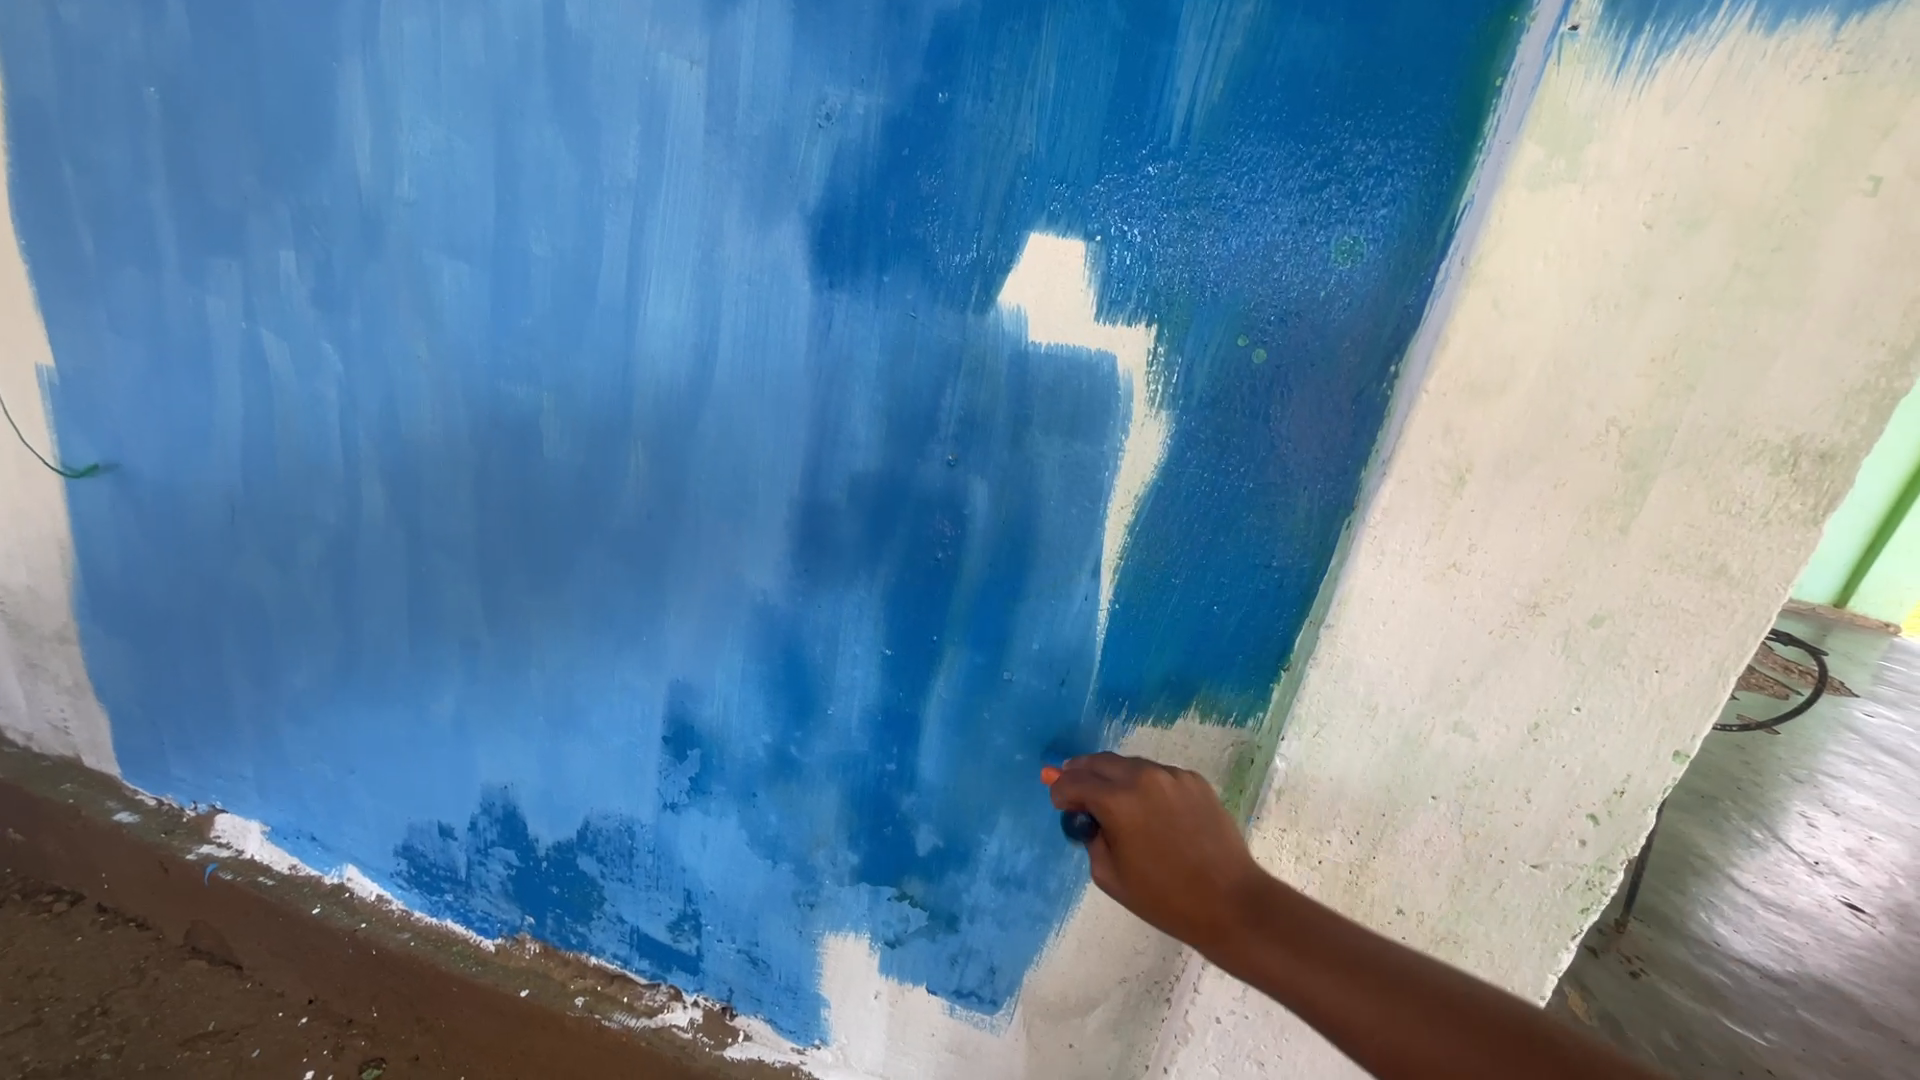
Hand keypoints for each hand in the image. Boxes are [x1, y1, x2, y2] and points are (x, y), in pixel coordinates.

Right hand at [1044, 753, 1265, 952]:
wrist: (1230, 902)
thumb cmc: (1164, 897)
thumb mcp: (1110, 875)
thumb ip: (1090, 838)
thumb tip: (1088, 818)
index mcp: (1117, 800)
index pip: (1073, 781)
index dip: (1059, 791)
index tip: (1059, 804)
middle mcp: (1142, 776)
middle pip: (1099, 762)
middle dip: (1081, 773)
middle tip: (1072, 787)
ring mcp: (1172, 775)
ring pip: (1129, 765)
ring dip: (1112, 777)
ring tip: (1109, 798)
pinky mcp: (1194, 781)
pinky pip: (1157, 775)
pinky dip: (1143, 785)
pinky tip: (1148, 809)